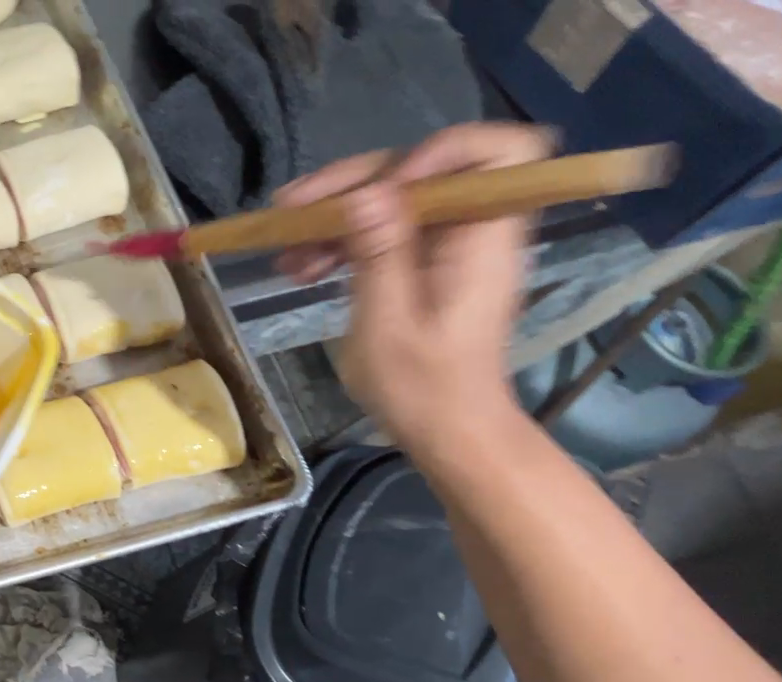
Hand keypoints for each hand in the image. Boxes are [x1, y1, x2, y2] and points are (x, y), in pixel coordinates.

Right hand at [274, 122, 552, 453]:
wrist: (445, 428)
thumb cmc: (421, 387)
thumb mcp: (389, 324)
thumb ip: (381, 254)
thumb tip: (367, 193)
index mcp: (483, 237)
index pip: (498, 153)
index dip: (437, 153)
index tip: (377, 188)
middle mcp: (473, 230)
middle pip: (422, 174)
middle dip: (353, 186)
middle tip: (289, 210)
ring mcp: (448, 247)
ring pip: (393, 203)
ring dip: (335, 219)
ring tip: (284, 250)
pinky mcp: (424, 266)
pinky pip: (383, 235)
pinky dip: (341, 244)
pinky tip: (300, 268)